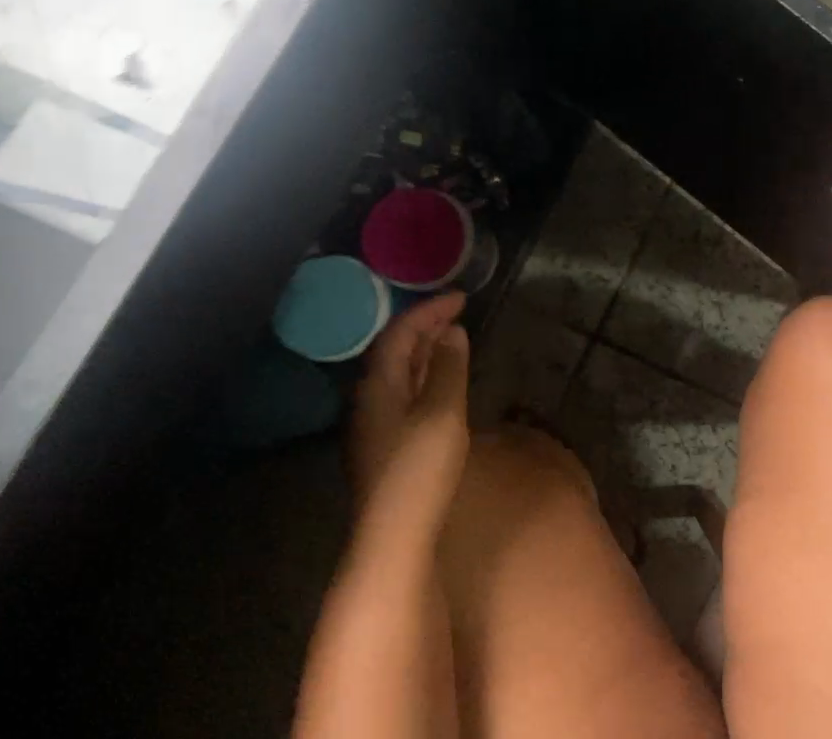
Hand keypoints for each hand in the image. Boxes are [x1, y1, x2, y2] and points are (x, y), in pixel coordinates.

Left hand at [351, 293, 470, 514]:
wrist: (393, 535)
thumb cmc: (420, 469)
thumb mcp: (443, 413)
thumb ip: (448, 369)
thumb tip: (452, 333)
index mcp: (379, 386)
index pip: (400, 334)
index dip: (429, 311)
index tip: (462, 297)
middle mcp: (369, 400)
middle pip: (393, 352)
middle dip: (424, 328)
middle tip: (457, 313)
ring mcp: (373, 425)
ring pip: (397, 374)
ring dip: (423, 353)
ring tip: (451, 340)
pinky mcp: (383, 445)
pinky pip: (402, 394)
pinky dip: (423, 377)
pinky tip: (439, 385)